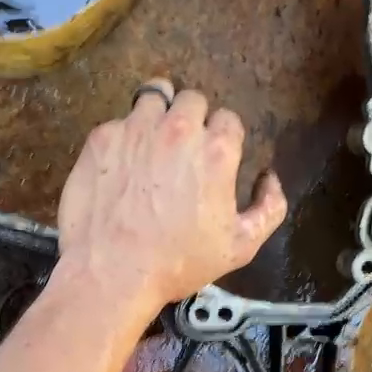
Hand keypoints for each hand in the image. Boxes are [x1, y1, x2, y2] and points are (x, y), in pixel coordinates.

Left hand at [56, 79, 286, 314]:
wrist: (112, 274)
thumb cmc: (178, 263)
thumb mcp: (240, 247)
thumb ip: (269, 208)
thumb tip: (270, 178)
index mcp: (216, 151)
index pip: (228, 119)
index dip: (223, 138)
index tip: (212, 158)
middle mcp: (178, 129)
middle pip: (192, 99)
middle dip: (192, 119)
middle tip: (182, 151)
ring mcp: (136, 129)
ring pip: (154, 97)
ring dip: (158, 115)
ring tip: (151, 145)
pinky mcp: (101, 138)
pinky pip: (118, 122)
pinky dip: (123, 138)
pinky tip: (120, 167)